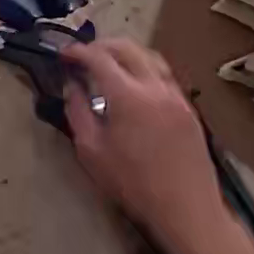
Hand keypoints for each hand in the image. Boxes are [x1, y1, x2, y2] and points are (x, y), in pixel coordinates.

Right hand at [62, 40, 225, 241]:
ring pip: (149, 55)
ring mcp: (175, 93)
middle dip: (101, 45)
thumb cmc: (134, 184)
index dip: (78, 51)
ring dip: (126, 52)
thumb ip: (77, 112)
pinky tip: (137, 83)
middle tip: (84, 55)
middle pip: (126, 47)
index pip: (99, 58)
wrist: (187, 209)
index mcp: (127, 94)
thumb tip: (72, 86)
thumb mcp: (92, 153)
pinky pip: (164, 73)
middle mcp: (153, 84)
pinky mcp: (188, 105)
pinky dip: (145, 67)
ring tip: (110, 63)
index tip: (64, 54)